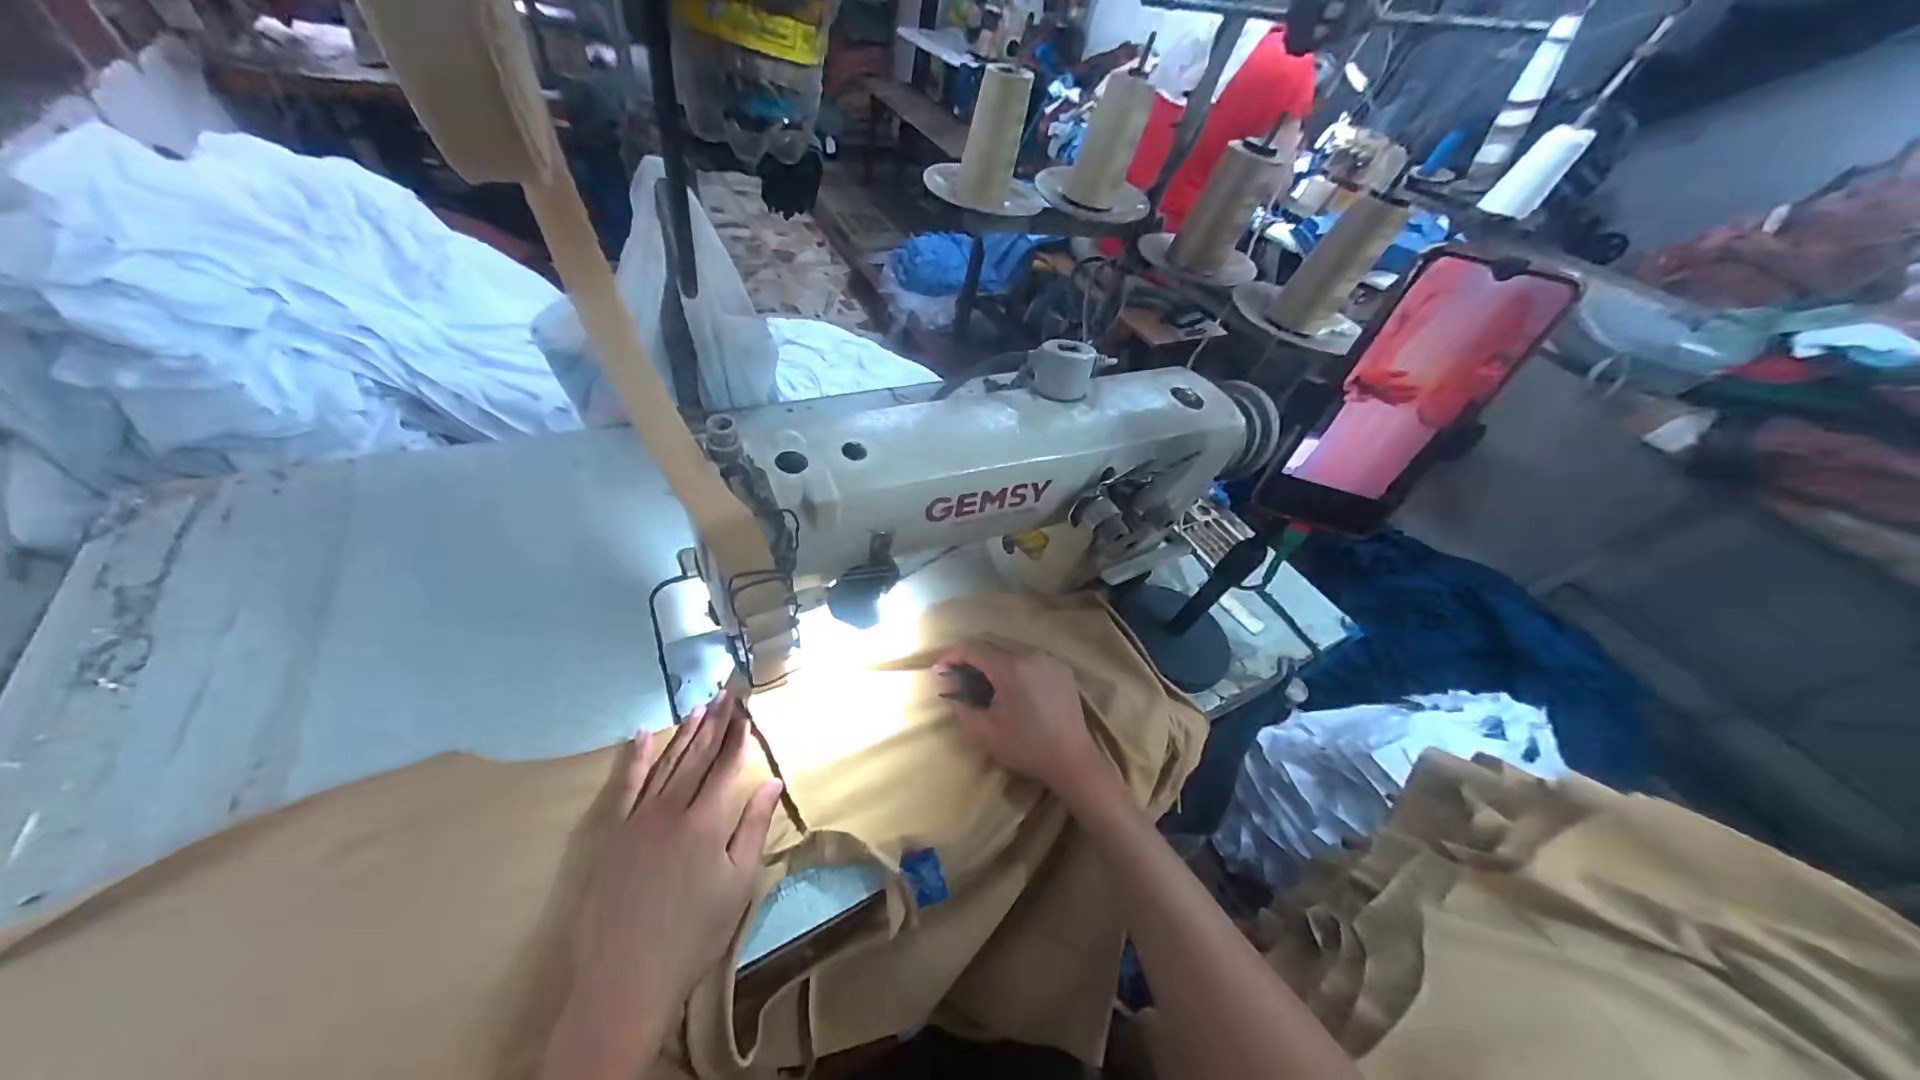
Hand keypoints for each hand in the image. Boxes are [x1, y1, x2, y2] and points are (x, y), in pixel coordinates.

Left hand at [543, 690, 784, 1079]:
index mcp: (706, 821)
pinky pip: (624, 786)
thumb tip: (772, 781)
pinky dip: (632, 759)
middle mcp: (670, 809)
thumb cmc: (693, 933)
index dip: (738, 736)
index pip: (726, 766)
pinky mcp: (610, 833)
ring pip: (665, 765)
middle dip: (715, 723)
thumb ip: (754, 827)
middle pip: (697, 757)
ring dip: (684, 734)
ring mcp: (636, 819)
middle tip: (726, 693)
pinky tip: (640, 736)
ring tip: (699, 706)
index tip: (746, 709)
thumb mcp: (738, 883)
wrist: (624, 977)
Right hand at [934, 642, 1113, 806]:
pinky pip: (1030, 656)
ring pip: (1012, 647)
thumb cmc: (1026, 747)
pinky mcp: (1062, 668)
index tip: (940, 669)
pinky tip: (1010, 683)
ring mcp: (1050, 659)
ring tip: (982, 678)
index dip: (952, 655)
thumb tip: (947, 684)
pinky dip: (1013, 662)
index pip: (974, 649)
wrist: (1072, 759)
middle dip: (971, 654)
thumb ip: (960, 704)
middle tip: (957, 673)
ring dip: (993, 657)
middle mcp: (1031, 655)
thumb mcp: (984, 731)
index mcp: (1011, 669)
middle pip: (992, 643)